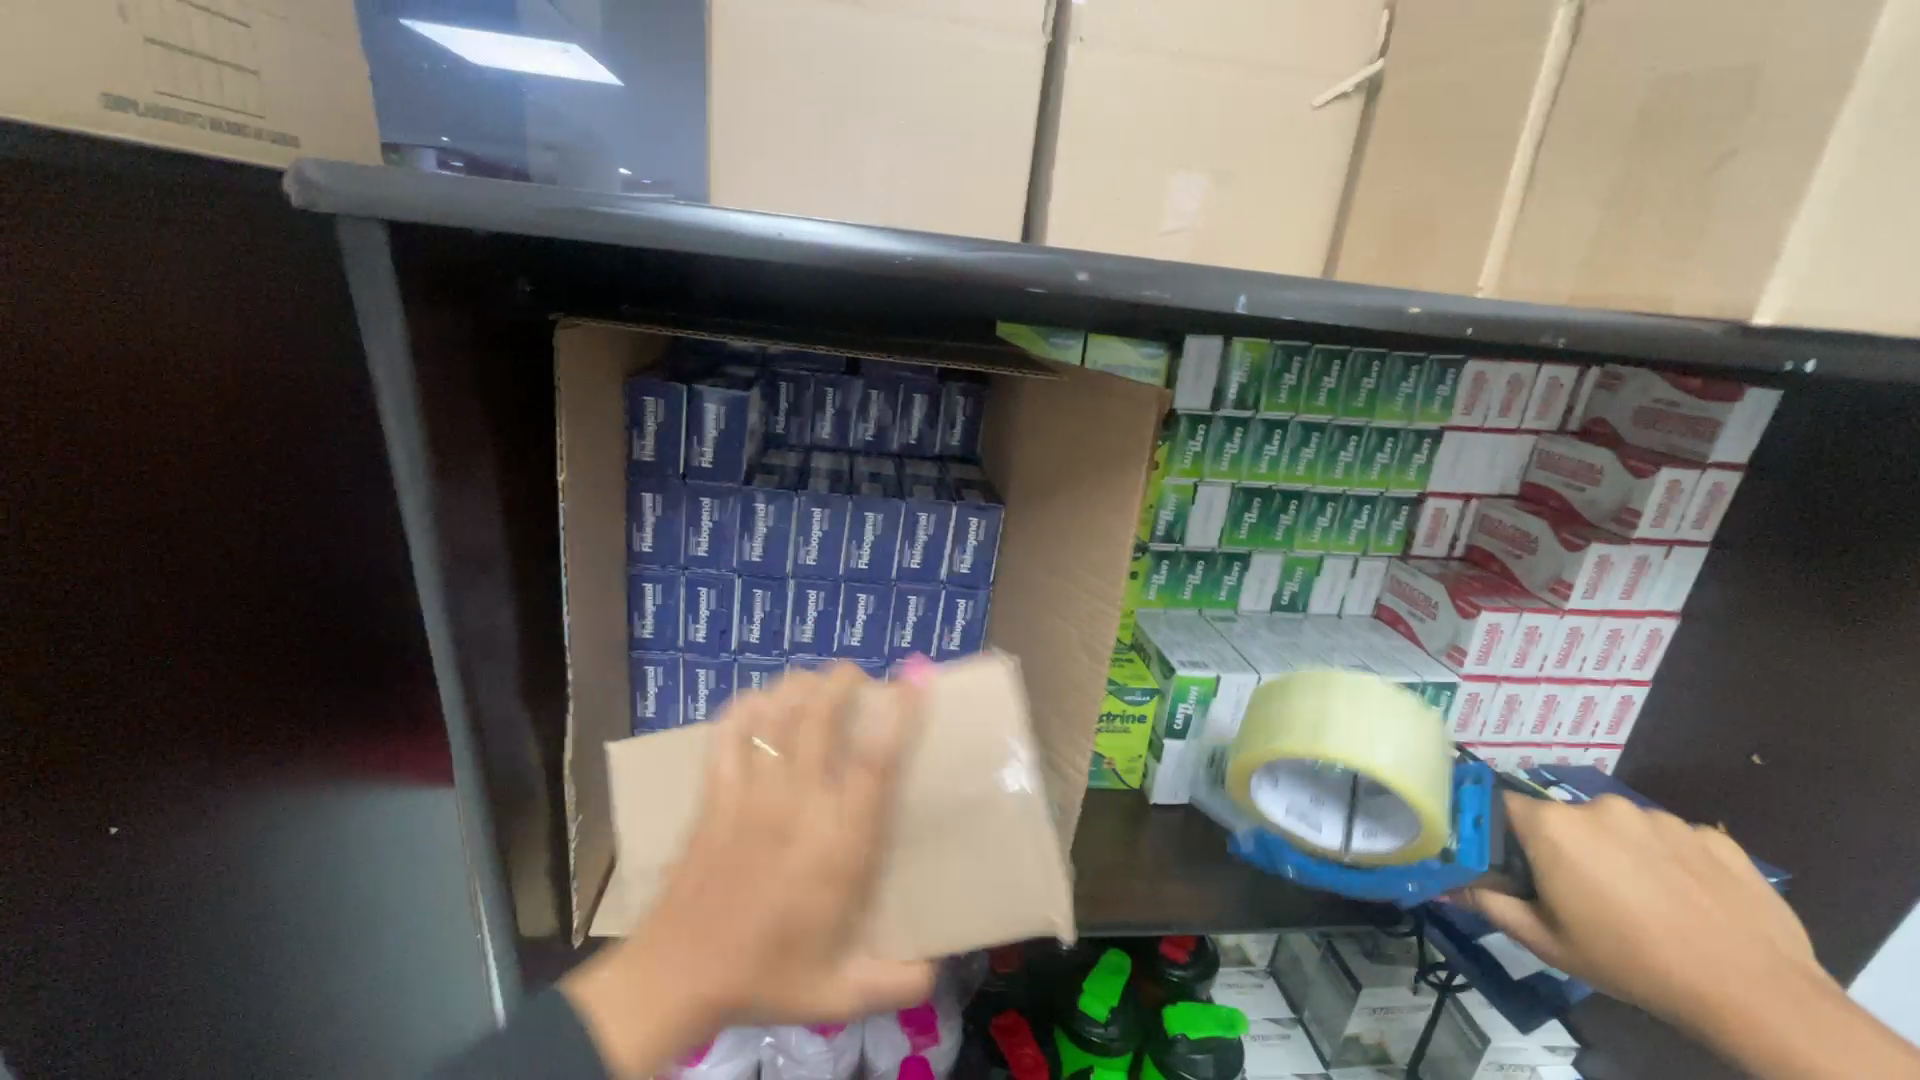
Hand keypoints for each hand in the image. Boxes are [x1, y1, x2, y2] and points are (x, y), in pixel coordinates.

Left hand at [564, 662, 935, 1077]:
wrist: (678, 975)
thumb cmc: (765, 977)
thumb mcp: (840, 993)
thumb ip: (897, 981)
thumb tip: (939, 969)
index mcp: (837, 845)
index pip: (875, 763)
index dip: (897, 715)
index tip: (913, 685)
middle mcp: (796, 806)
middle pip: (820, 720)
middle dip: (842, 684)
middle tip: (859, 676)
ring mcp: (749, 796)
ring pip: (775, 719)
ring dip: (799, 687)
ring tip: (817, 679)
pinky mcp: (713, 797)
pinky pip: (727, 737)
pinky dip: (743, 709)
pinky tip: (760, 699)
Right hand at [1455, 793, 1822, 1029]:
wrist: (1753, 990)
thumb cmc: (1630, 962)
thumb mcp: (1547, 942)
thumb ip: (1490, 904)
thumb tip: (1444, 886)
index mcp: (1554, 827)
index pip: (1503, 806)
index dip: (1503, 834)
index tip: (1513, 866)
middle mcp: (1601, 807)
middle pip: (1564, 818)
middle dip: (1565, 849)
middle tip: (1578, 895)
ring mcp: (1660, 817)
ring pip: (1619, 828)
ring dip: (1618, 854)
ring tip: (1639, 902)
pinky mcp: (1711, 834)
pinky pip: (1671, 839)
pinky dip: (1667, 862)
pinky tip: (1683, 901)